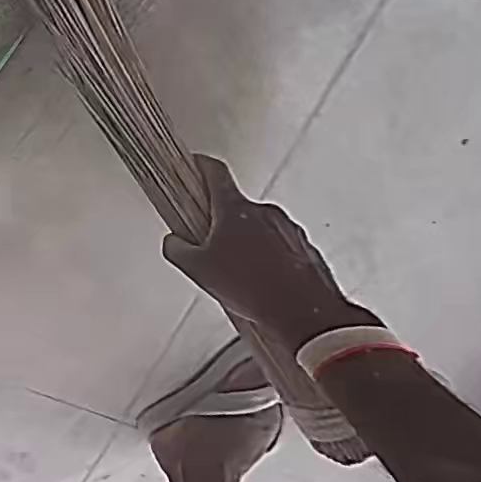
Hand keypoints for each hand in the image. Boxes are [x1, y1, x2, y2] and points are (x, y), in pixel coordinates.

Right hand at [161, 154, 374, 346]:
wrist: (306, 318)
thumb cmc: (253, 288)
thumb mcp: (197, 269)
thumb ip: (177, 248)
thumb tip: (173, 242)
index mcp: (235, 209)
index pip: (215, 172)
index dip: (201, 165)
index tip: (195, 163)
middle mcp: (265, 212)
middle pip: (235, 204)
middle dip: (221, 220)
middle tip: (209, 242)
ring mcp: (289, 230)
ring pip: (258, 227)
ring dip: (246, 241)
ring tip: (237, 272)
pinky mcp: (306, 250)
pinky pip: (280, 246)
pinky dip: (268, 258)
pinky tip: (259, 282)